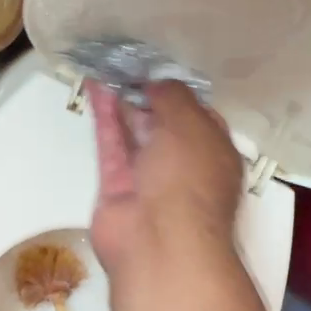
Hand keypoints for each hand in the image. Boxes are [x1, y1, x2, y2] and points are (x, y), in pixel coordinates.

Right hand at [88, 80, 243, 280]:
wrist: (157, 243)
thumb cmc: (188, 180)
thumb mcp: (191, 124)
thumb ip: (173, 97)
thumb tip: (155, 85)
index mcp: (214, 155)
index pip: (198, 118)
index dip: (179, 94)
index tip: (158, 72)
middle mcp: (183, 169)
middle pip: (163, 127)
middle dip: (147, 98)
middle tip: (128, 67)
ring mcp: (148, 182)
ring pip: (134, 136)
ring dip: (122, 104)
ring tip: (107, 70)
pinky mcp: (117, 191)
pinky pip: (111, 148)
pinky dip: (105, 119)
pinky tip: (96, 89)